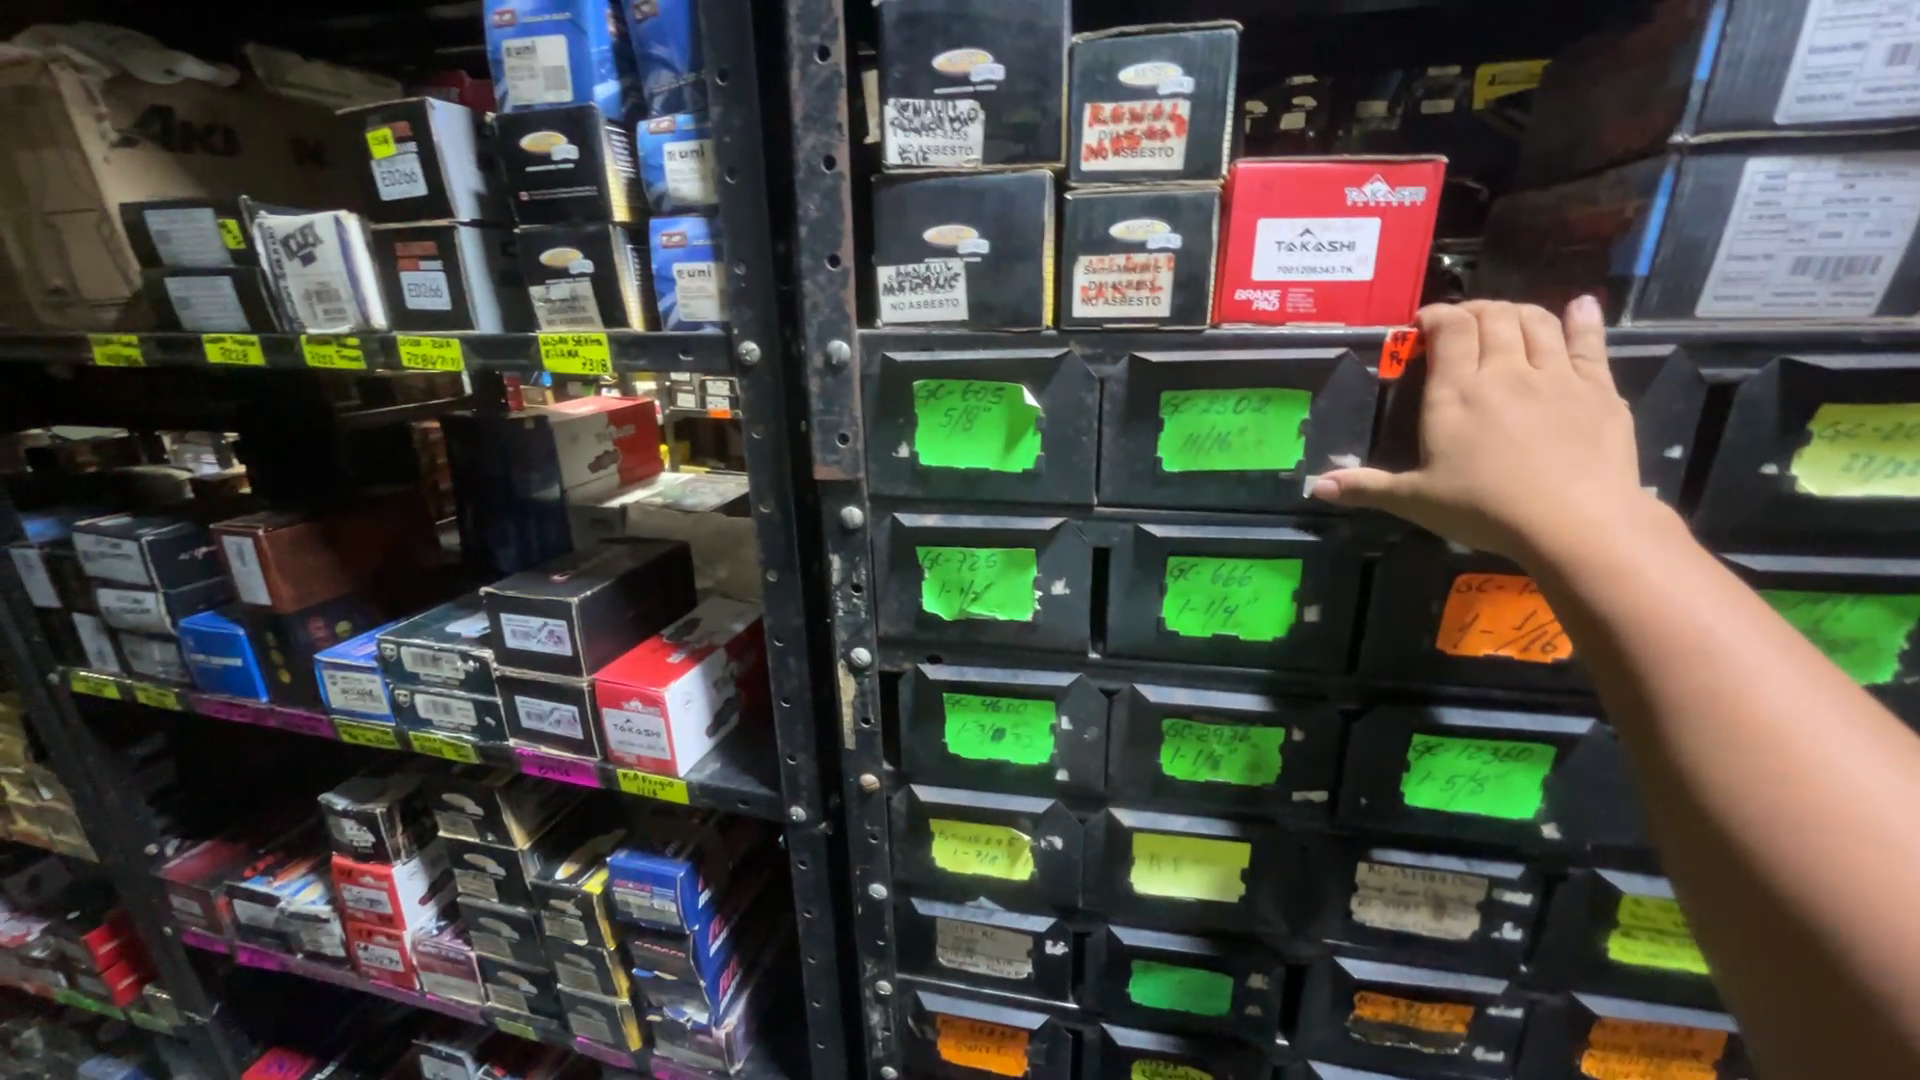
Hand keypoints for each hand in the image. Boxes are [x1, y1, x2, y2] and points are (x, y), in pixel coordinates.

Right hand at [1313, 299, 1655, 562]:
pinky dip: (1581, 318)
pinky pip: (1589, 341)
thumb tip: (1315, 487)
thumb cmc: (1484, 509)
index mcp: (1456, 393)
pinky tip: (1578, 306)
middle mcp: (1504, 372)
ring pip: (1537, 321)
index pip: (1449, 329)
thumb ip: (1365, 487)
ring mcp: (1556, 376)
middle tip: (1462, 325)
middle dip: (1474, 311)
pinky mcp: (1599, 389)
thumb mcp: (1414, 500)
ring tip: (1506, 319)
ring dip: (1518, 311)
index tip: (1423, 324)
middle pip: (1493, 316)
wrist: (1575, 522)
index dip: (1436, 316)